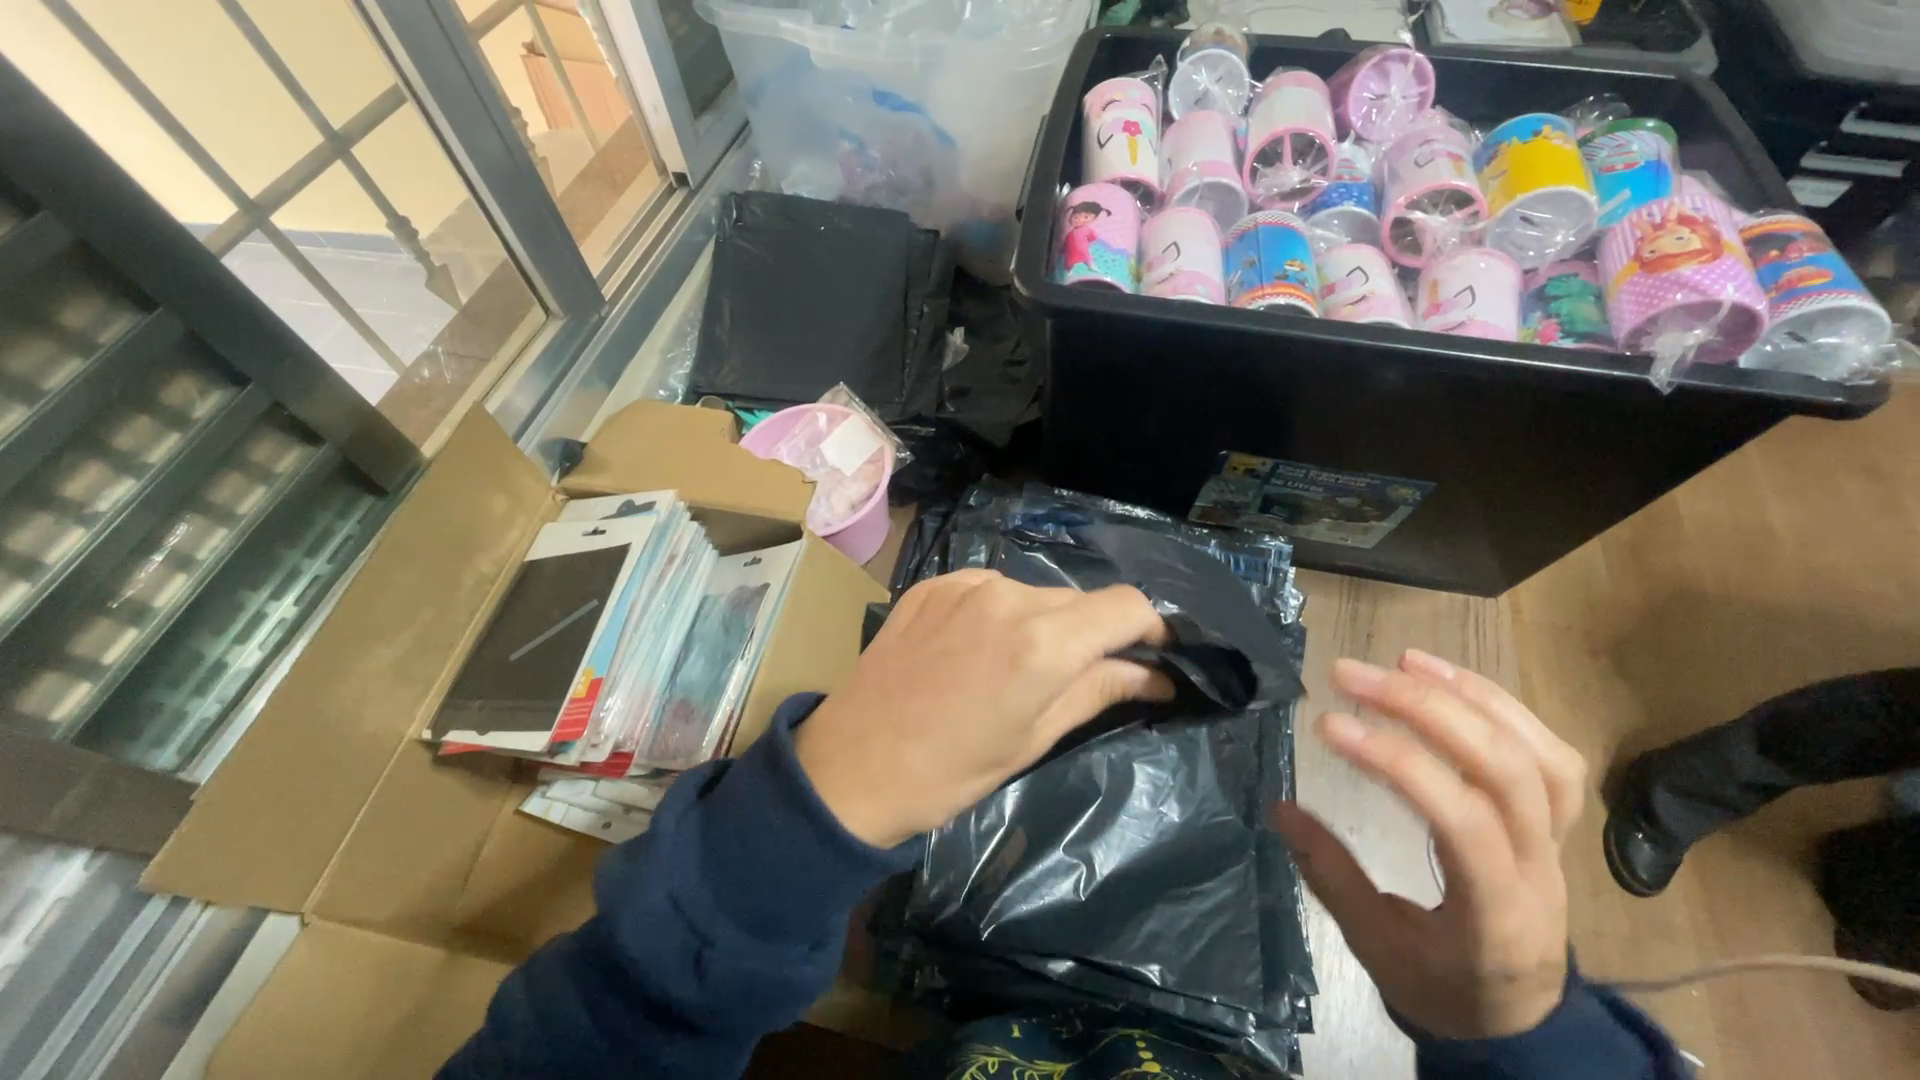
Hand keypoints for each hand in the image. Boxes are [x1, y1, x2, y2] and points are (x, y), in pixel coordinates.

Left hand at [794, 570, 1170, 848]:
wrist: (850, 767)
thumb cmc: (950, 772)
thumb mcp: (1033, 739)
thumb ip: (1099, 692)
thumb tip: (1157, 676)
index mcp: (1043, 641)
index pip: (1128, 606)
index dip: (1151, 630)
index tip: (1153, 658)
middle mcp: (1008, 595)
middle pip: (1081, 600)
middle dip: (1093, 635)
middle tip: (1079, 680)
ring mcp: (964, 584)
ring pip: (1036, 593)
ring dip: (1045, 624)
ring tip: (1016, 671)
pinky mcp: (932, 585)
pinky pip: (990, 589)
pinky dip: (1000, 614)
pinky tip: (976, 651)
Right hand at [1269, 650, 1587, 1040]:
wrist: (1520, 1020)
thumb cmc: (1443, 987)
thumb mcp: (1377, 948)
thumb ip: (1332, 877)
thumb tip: (1282, 808)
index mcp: (1496, 910)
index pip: (1461, 820)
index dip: (1396, 764)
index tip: (1325, 725)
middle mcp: (1541, 867)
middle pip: (1505, 769)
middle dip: (1424, 708)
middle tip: (1348, 674)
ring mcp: (1557, 841)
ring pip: (1537, 753)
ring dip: (1470, 695)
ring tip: (1404, 660)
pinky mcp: (1554, 822)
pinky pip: (1548, 755)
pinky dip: (1501, 707)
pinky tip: (1447, 679)